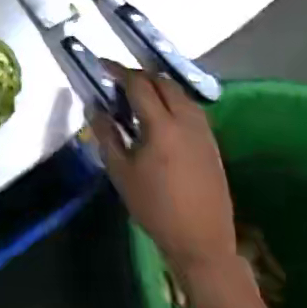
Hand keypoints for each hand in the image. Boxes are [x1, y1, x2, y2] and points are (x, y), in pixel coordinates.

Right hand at [90, 63, 236, 274]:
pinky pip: (191, 108)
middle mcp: (186, 121)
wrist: (201, 241)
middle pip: (163, 82)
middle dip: (140, 75)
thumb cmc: (154, 207)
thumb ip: (106, 134)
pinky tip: (161, 116)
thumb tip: (95, 106)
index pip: (139, 84)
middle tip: (118, 81)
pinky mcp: (212, 143)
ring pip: (180, 93)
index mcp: (162, 126)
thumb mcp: (120, 172)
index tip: (102, 66)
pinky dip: (173, 101)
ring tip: (139, 95)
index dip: (119, 71)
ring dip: (159, 86)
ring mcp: (203, 131)